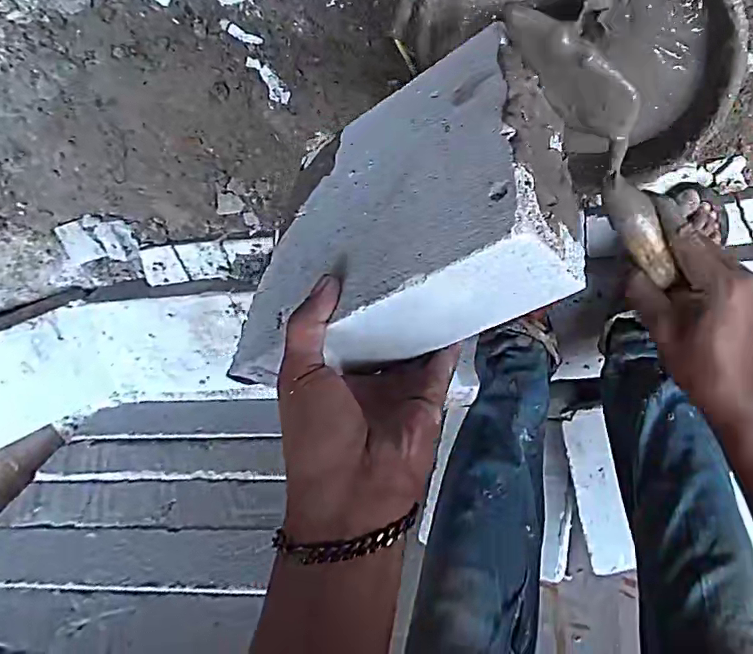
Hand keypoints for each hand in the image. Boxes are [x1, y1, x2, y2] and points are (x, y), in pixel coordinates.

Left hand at [275, 275, 456, 542]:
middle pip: (382, 328)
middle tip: (402, 258)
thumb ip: (306, 328)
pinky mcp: (429, 391)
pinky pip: (442, 357)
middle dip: (390, 301)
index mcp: (330, 371)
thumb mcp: (297, 377)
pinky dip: (450, 334)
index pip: (342, 325)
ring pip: (414, 338)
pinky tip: (455, 306)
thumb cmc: (316, 440)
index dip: (349, 297)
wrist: (356, 494)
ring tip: (431, 273)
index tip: (360, 262)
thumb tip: (326, 283)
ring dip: (421, 313)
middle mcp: (366, 374)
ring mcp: (399, 382)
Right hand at [622, 207, 752, 430]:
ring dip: (683, 254)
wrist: (736, 396)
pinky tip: (679, 280)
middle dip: (670, 241)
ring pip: (708, 252)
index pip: (686, 239)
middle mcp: (741, 274)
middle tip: (644, 243)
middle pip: (698, 242)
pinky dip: (695, 266)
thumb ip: (643, 292)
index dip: (662, 223)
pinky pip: (716, 265)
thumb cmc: (701, 368)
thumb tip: (631, 268)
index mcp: (722, 282)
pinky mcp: (747, 289)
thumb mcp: (663, 330)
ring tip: (658, 264)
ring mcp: (748, 280)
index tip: (643, 209)